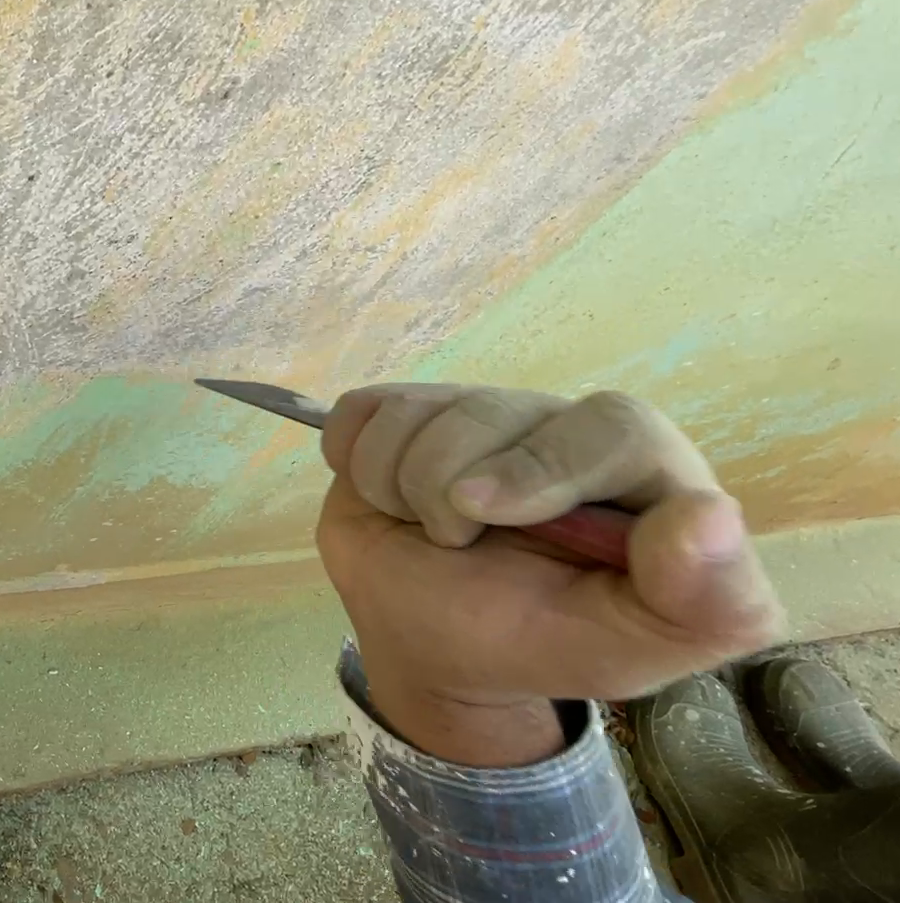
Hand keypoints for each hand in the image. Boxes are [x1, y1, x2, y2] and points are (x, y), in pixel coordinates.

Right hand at [316, 384, 782, 766]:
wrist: (422, 640)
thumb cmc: (523, 642)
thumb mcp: (628, 650)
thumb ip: (708, 603)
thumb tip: (708, 514)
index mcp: (633, 470)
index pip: (610, 426)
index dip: (539, 464)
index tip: (479, 513)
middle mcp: (549, 425)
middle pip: (484, 410)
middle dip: (441, 493)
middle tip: (450, 544)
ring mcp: (464, 412)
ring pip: (410, 412)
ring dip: (394, 489)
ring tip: (420, 528)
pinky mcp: (394, 414)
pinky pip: (360, 412)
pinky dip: (353, 462)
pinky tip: (383, 498)